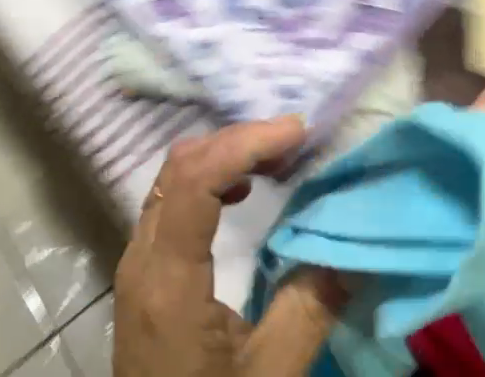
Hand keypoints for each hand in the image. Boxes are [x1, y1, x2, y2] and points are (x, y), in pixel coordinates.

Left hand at [114, 118, 347, 376]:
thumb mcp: (271, 372)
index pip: (194, 179)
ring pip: (168, 180)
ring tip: (273, 156)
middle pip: (178, 168)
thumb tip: (349, 247)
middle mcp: (140, 256)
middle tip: (292, 138)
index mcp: (168, 278)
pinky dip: (204, 180)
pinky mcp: (141, 272)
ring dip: (220, 155)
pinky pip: (167, 202)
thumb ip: (309, 306)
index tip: (295, 131)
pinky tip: (238, 191)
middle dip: (236, 139)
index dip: (244, 142)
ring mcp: (134, 262)